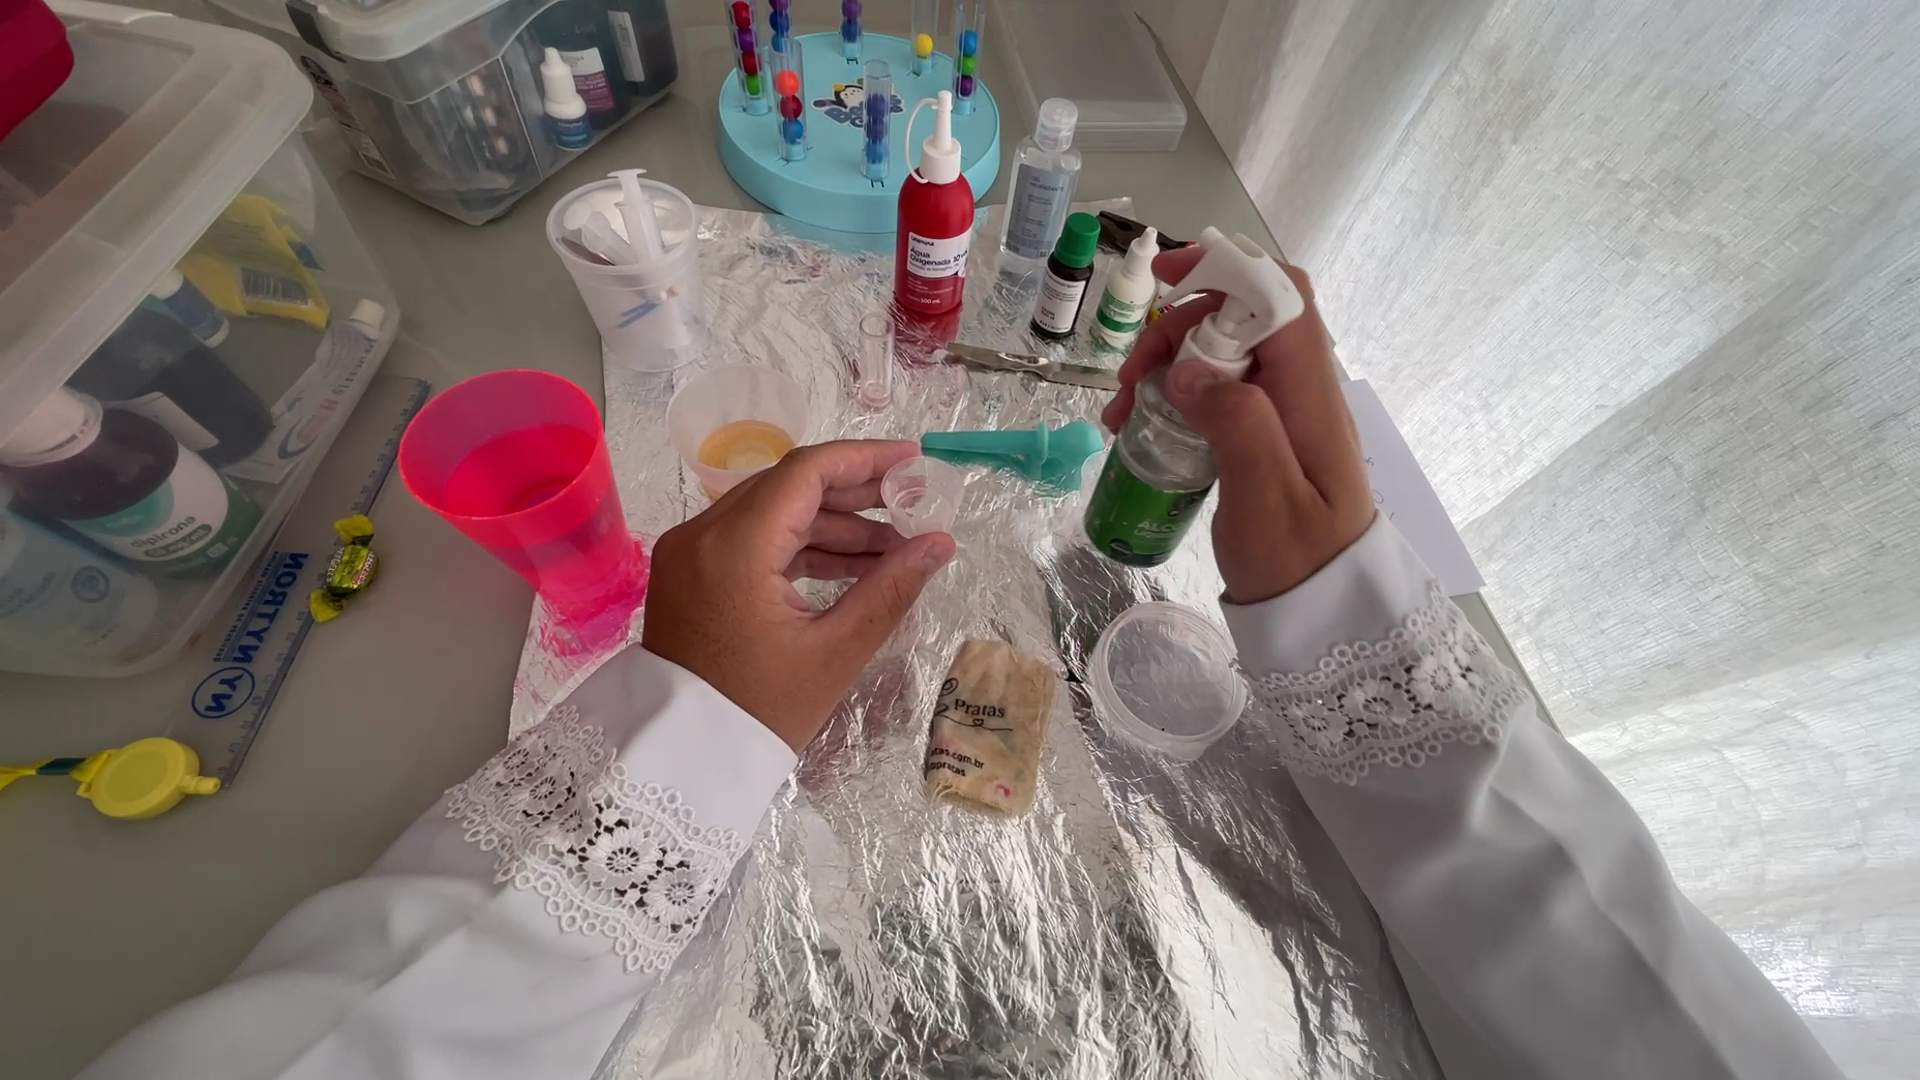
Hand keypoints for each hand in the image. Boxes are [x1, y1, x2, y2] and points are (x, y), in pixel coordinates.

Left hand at [642, 440, 956, 751]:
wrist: (686, 759)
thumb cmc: (761, 711)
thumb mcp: (836, 651)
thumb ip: (892, 588)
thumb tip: (941, 542)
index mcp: (734, 546)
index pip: (806, 471)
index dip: (866, 459)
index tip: (914, 462)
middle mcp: (703, 533)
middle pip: (790, 486)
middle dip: (856, 492)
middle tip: (913, 503)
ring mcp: (692, 551)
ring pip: (775, 513)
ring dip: (834, 524)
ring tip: (895, 546)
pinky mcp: (693, 572)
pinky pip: (756, 541)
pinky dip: (804, 547)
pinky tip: (853, 564)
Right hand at [1101, 250, 1373, 604]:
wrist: (1323, 610)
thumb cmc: (1297, 560)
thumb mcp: (1266, 496)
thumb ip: (1237, 423)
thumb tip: (1188, 370)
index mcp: (1309, 392)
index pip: (1280, 295)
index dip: (1226, 268)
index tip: (1165, 278)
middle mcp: (1298, 392)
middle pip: (1239, 321)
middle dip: (1175, 332)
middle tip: (1127, 381)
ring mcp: (1280, 416)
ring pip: (1220, 358)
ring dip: (1166, 369)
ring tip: (1121, 412)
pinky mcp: (1261, 440)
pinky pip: (1216, 396)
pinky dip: (1174, 399)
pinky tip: (1142, 426)